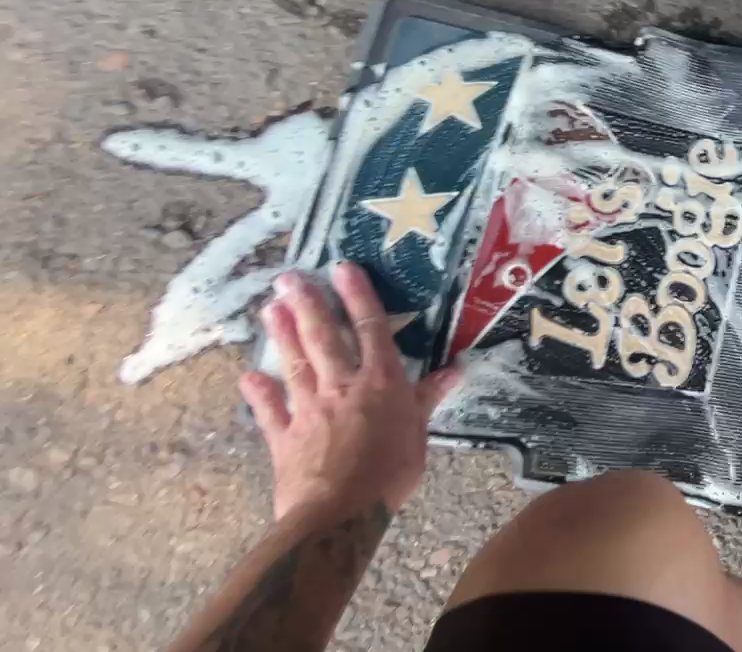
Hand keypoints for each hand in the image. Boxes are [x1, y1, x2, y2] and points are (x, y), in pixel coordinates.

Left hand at [239, 262, 461, 521]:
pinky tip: (247, 375)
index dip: (358, 296)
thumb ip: (427, 396)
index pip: (371, 328)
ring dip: (282, 335)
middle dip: (309, 305)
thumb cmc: (391, 468)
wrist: (339, 511)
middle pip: (324, 337)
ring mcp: (309, 409)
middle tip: (290, 277)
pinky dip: (258, 393)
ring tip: (271, 307)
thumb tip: (454, 370)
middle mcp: (343, 385)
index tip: (344, 268)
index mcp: (382, 380)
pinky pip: (269, 410)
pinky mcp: (284, 437)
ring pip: (295, 363)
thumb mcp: (420, 429)